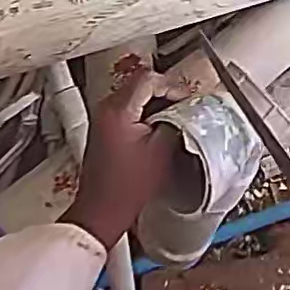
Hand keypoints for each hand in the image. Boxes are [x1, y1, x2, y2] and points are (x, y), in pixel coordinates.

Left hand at [60, 65, 178, 248]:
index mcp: (118, 110)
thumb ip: (175, 122)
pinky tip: (159, 128)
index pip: (148, 79)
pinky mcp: (105, 126)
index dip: (172, 87)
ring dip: (156, 102)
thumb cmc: (127, 188)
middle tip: (185, 106)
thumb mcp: (160, 151)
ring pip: (136, 94)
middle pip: (141, 83)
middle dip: (166, 92)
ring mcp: (103, 117)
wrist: (102, 210)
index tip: (186, 99)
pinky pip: (129, 107)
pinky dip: (146, 112)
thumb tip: (185, 108)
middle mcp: (106, 108)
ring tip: (175, 118)